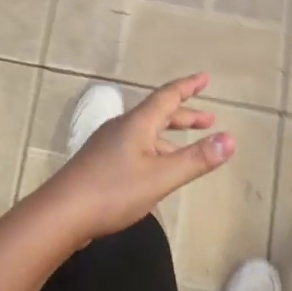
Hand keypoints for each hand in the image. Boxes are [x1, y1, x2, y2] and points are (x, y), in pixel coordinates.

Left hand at [36, 74, 233, 240]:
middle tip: (208, 120)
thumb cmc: (113, 190)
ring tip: (189, 148)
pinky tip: (157, 171)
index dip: (187, 86)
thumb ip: (195, 159)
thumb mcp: (161, 177)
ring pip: (146, 133)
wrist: (62, 212)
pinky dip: (155, 151)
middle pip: (157, 113)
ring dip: (169, 136)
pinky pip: (136, 147)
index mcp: (137, 123)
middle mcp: (122, 127)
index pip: (167, 96)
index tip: (204, 78)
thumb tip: (230, 138)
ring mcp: (108, 145)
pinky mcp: (101, 163)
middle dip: (184, 115)